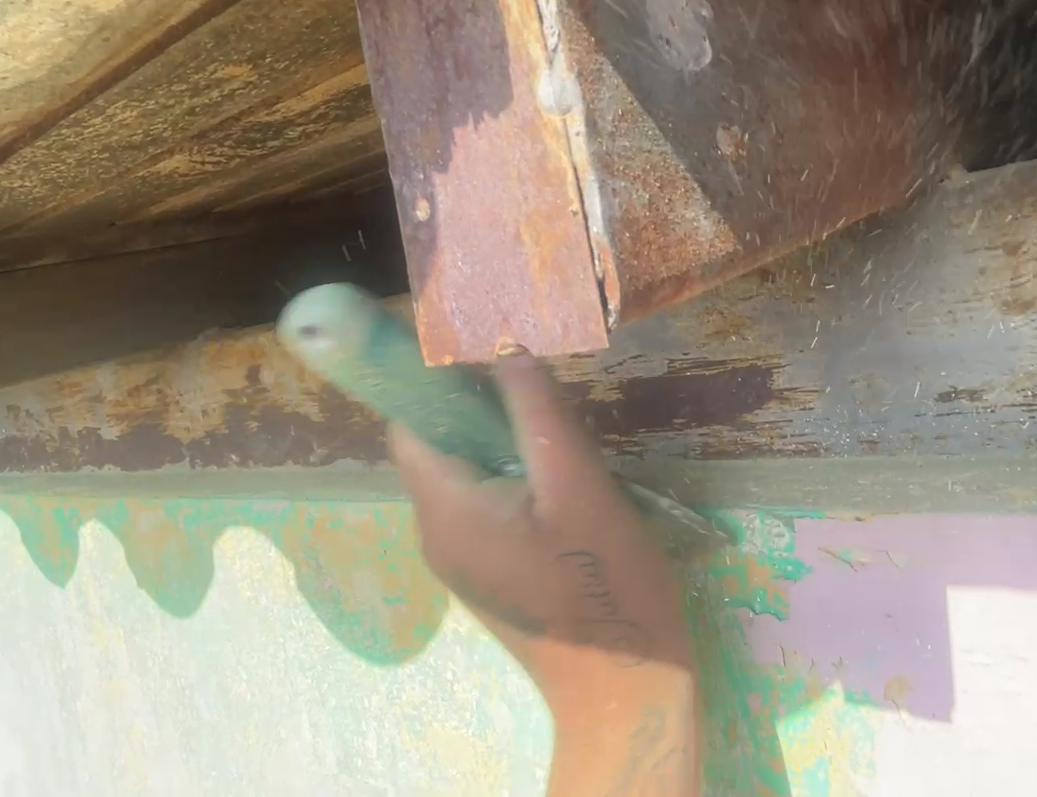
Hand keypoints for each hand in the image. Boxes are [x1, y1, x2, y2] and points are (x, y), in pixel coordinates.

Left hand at [390, 351, 698, 795]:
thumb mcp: (577, 483)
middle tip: (542, 402)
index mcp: (445, 510)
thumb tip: (508, 350)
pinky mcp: (487, 572)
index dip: (435, 383)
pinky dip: (509, 479)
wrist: (627, 686)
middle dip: (480, 412)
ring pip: (464, 474)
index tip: (486, 357)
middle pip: (437, 447)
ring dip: (501, 444)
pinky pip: (482, 505)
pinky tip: (560, 486)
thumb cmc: (603, 579)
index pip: (409, 425)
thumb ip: (538, 411)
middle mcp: (436, 534)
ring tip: (559, 444)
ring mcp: (460, 560)